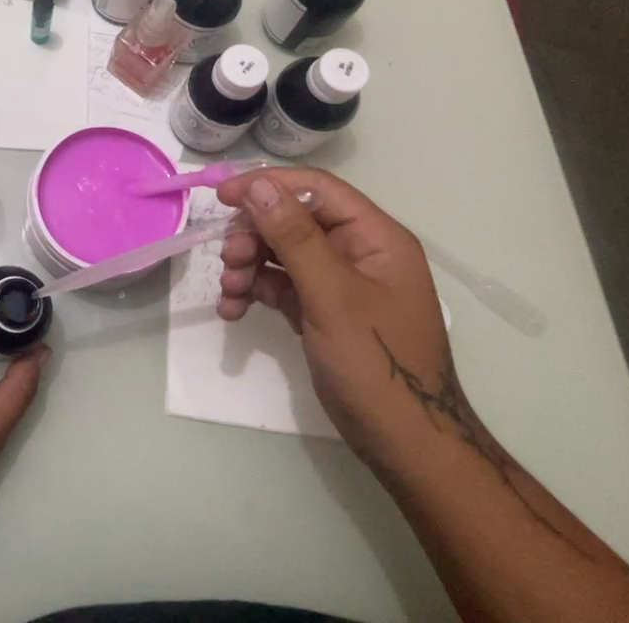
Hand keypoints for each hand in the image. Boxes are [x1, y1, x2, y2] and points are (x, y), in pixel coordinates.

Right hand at [216, 168, 453, 467]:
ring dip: (247, 266)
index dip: (268, 186)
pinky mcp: (320, 310)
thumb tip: (258, 184)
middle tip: (227, 261)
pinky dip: (254, 291)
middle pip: (292, 221)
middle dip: (253, 237)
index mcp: (375, 237)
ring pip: (280, 253)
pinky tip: (234, 311)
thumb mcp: (332, 295)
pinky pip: (279, 285)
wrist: (405, 443)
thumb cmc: (377, 362)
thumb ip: (294, 236)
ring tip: (229, 292)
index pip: (316, 190)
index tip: (223, 199)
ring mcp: (338, 283)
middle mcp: (357, 252)